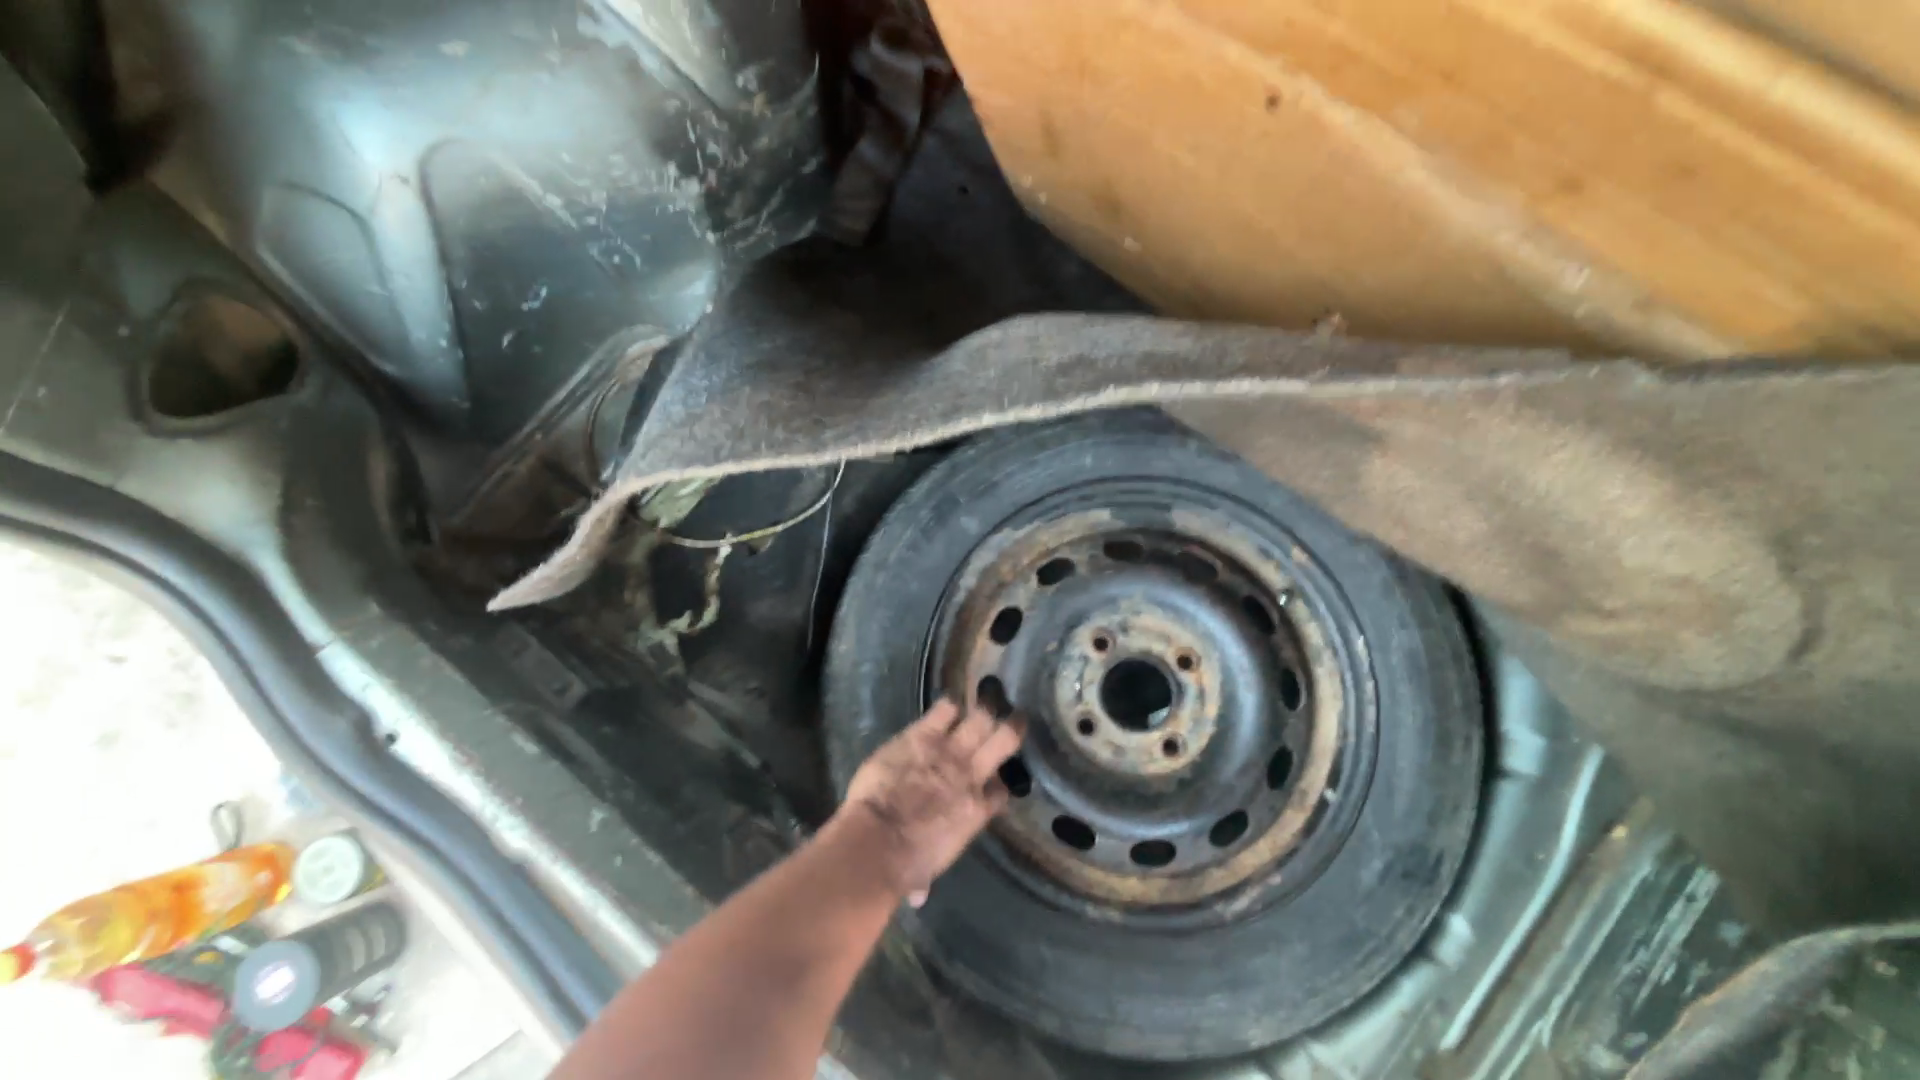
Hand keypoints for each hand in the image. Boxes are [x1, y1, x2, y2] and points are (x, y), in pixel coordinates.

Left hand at [841, 699, 1022, 906]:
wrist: (880, 839)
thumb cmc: (905, 865)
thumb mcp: (926, 871)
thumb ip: (925, 877)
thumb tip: (918, 897)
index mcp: (978, 811)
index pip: (1001, 790)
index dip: (999, 783)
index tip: (994, 780)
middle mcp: (972, 775)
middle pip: (1005, 741)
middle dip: (1012, 728)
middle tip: (1016, 718)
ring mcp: (949, 752)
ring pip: (981, 719)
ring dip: (983, 711)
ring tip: (985, 701)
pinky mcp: (922, 736)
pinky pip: (944, 710)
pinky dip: (947, 707)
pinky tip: (945, 707)